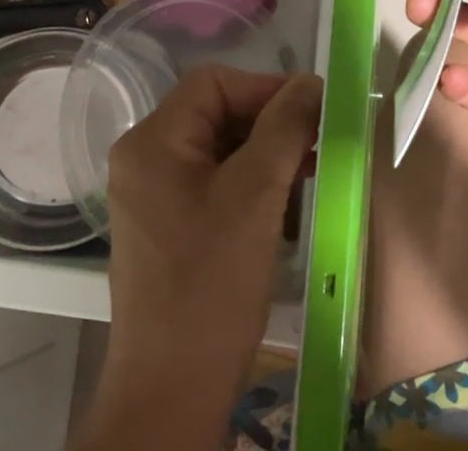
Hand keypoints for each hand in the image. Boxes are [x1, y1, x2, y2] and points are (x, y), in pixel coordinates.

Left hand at [82, 67, 320, 448]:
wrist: (173, 384)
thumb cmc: (212, 281)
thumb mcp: (255, 195)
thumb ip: (284, 128)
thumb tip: (310, 84)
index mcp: (152, 142)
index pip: (213, 84)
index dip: (267, 88)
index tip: (315, 110)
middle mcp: (145, 160)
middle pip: (216, 115)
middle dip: (271, 124)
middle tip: (322, 143)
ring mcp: (154, 196)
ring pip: (220, 151)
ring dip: (267, 156)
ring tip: (313, 173)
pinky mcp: (169, 227)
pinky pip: (215, 185)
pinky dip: (252, 186)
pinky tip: (287, 206)